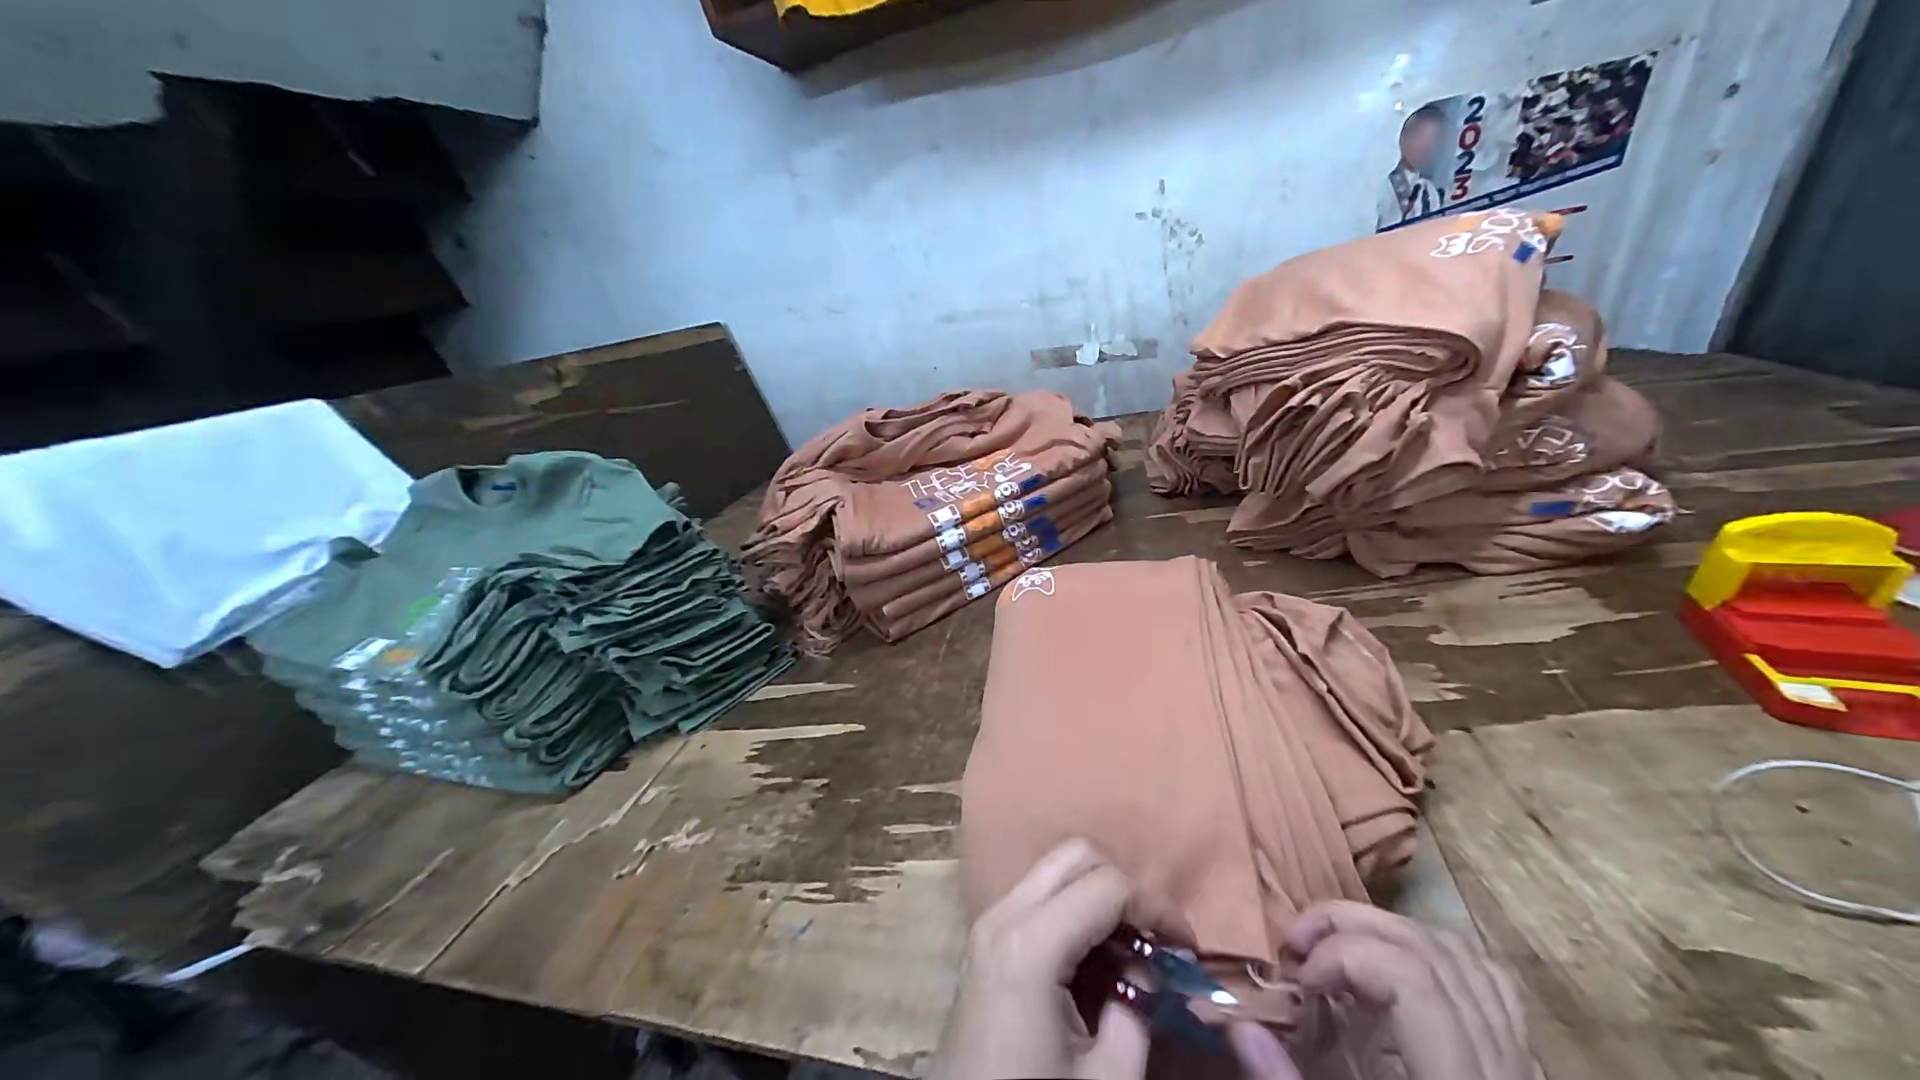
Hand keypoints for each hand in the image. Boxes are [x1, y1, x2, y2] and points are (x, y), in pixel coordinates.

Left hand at [931, 839, 1149, 1079]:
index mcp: (1030, 946)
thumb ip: (1137, 1009)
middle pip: (1075, 854)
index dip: (1156, 906)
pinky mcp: (984, 936)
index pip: (1107, 885)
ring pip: (1054, 867)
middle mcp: (1003, 915)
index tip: (1187, 947)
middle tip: (1155, 938)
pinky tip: (1094, 954)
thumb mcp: (1105, 1078)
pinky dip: (1073, 905)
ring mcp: (987, 921)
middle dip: (1124, 885)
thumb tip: (1149, 966)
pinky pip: (1037, 893)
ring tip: (1131, 947)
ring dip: (1098, 893)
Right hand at [1229, 901, 1535, 1079]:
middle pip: (1434, 954)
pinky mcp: (1524, 1069)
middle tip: (1299, 940)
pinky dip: (1434, 952)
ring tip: (1338, 943)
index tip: (1301, 977)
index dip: (1347, 954)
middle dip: (1353, 926)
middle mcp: (1501, 1071)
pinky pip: (1491, 983)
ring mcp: (1523, 1067)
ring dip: (1391, 930)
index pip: (1414, 981)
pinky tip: (1394, 962)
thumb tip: (1237, 1026)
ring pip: (1467, 958)